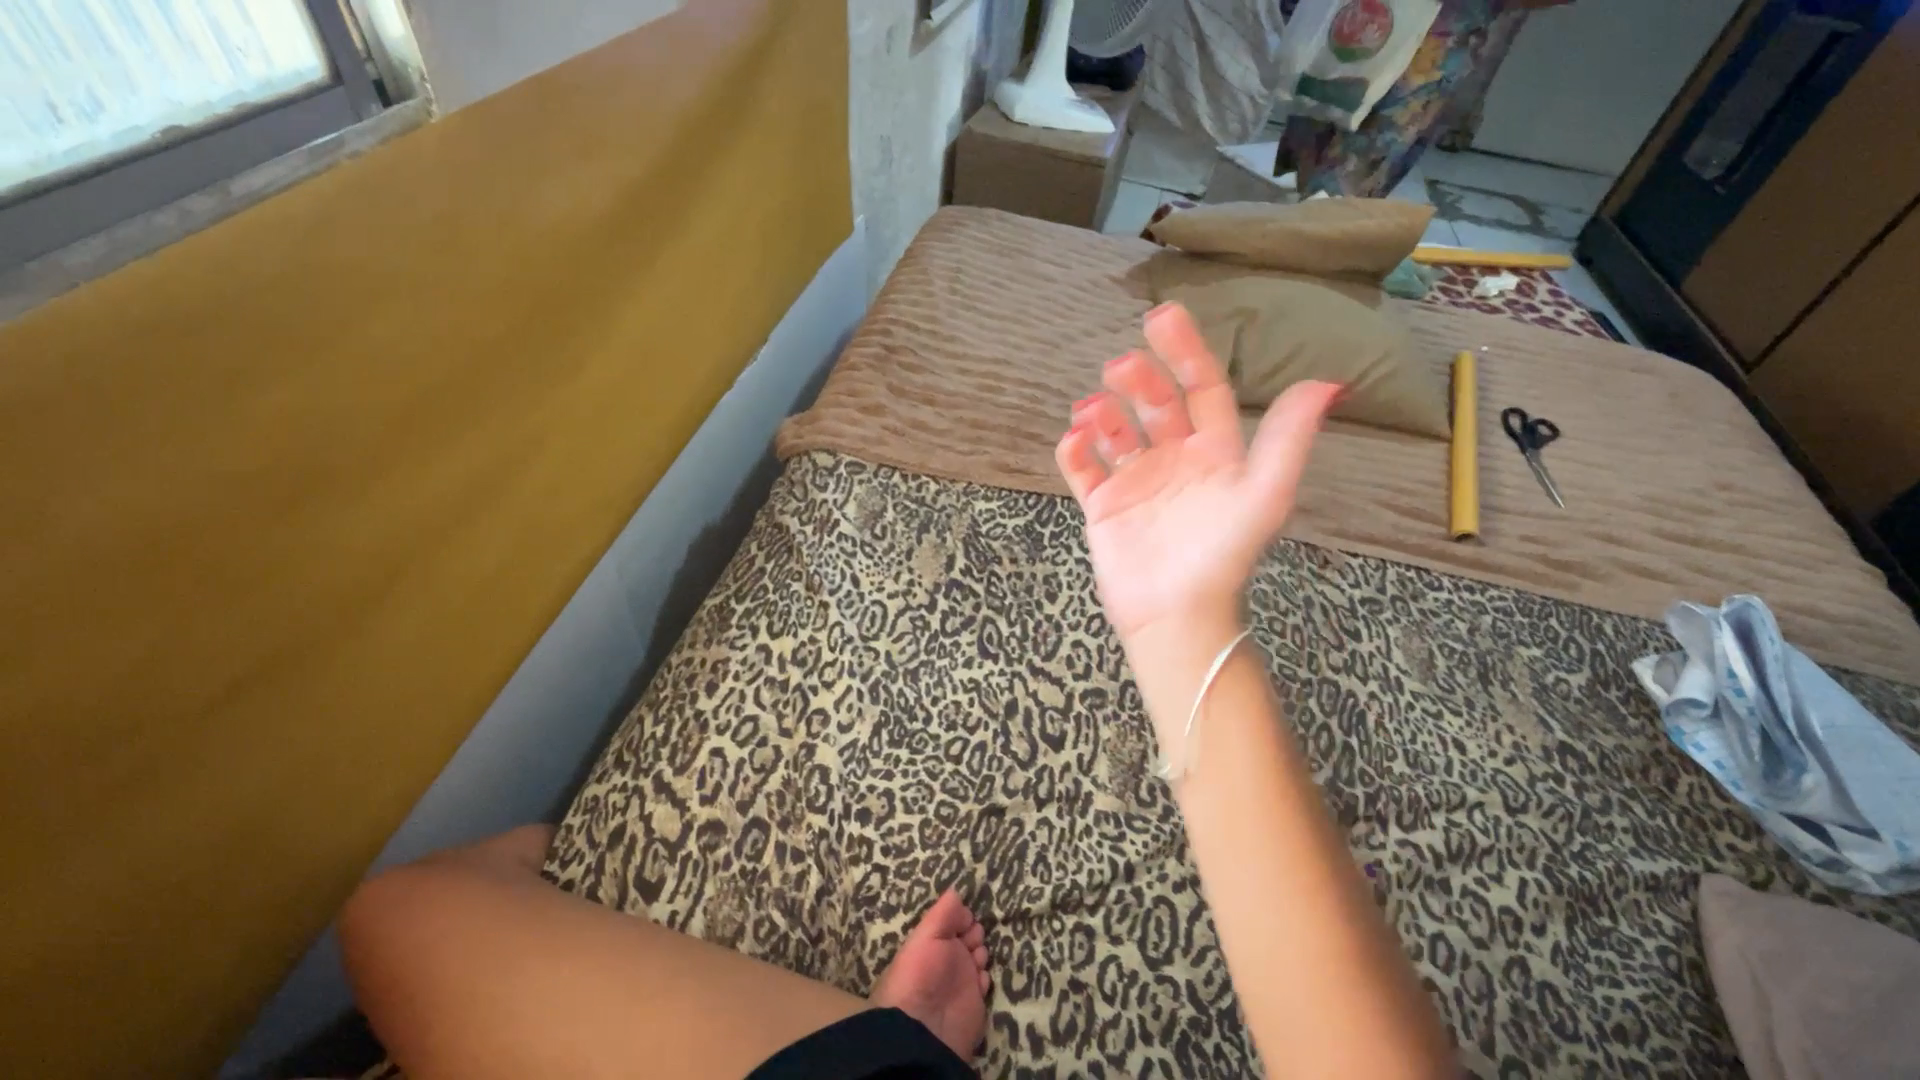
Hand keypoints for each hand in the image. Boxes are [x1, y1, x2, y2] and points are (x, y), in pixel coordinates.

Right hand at [1054, 304, 1339, 643]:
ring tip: (1092, 410)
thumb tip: (1329, 383)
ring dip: (1102, 411)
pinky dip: (1073, 451)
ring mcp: (1136, 482)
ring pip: (1114, 430)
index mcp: (1214, 452)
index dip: (1185, 352)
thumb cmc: (1223, 554)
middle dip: (1137, 378)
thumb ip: (1289, 439)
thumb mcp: (1264, 494)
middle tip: (1119, 367)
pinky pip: (1083, 469)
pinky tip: (1075, 443)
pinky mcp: (1103, 507)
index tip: (1161, 317)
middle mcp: (1175, 460)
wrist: (1178, 614)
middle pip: (1153, 403)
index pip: (1201, 389)